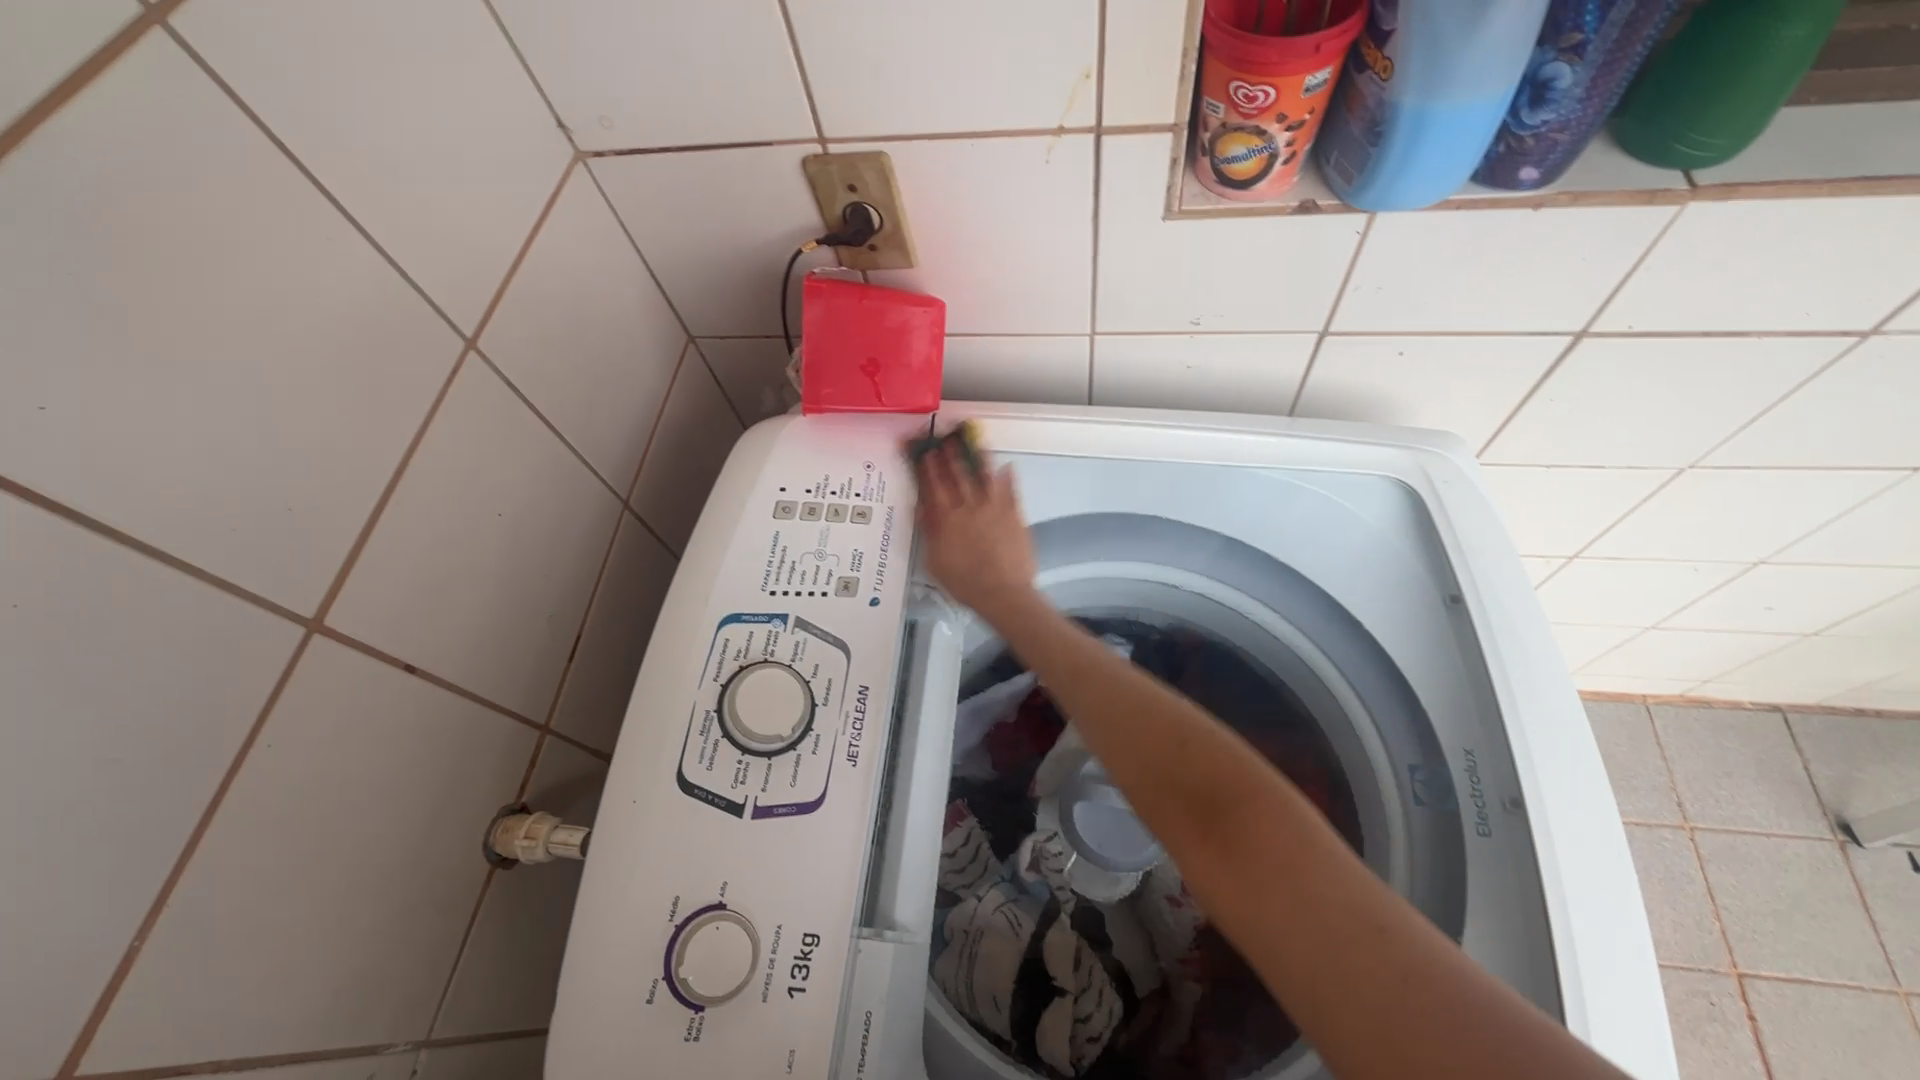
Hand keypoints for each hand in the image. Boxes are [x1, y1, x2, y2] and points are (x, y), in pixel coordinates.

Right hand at [909, 436, 1038, 620]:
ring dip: (980, 457)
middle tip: (947, 438)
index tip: (925, 451)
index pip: (935, 486)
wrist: (1002, 592)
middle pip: (959, 475)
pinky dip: (1009, 477)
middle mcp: (970, 507)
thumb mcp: (935, 560)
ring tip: (976, 442)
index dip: (929, 467)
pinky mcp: (1015, 516)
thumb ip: (929, 530)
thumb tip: (921, 506)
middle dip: (952, 455)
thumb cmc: (964, 582)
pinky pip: (1012, 491)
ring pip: (986, 476)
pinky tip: (1008, 465)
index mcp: (947, 518)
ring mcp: (995, 509)